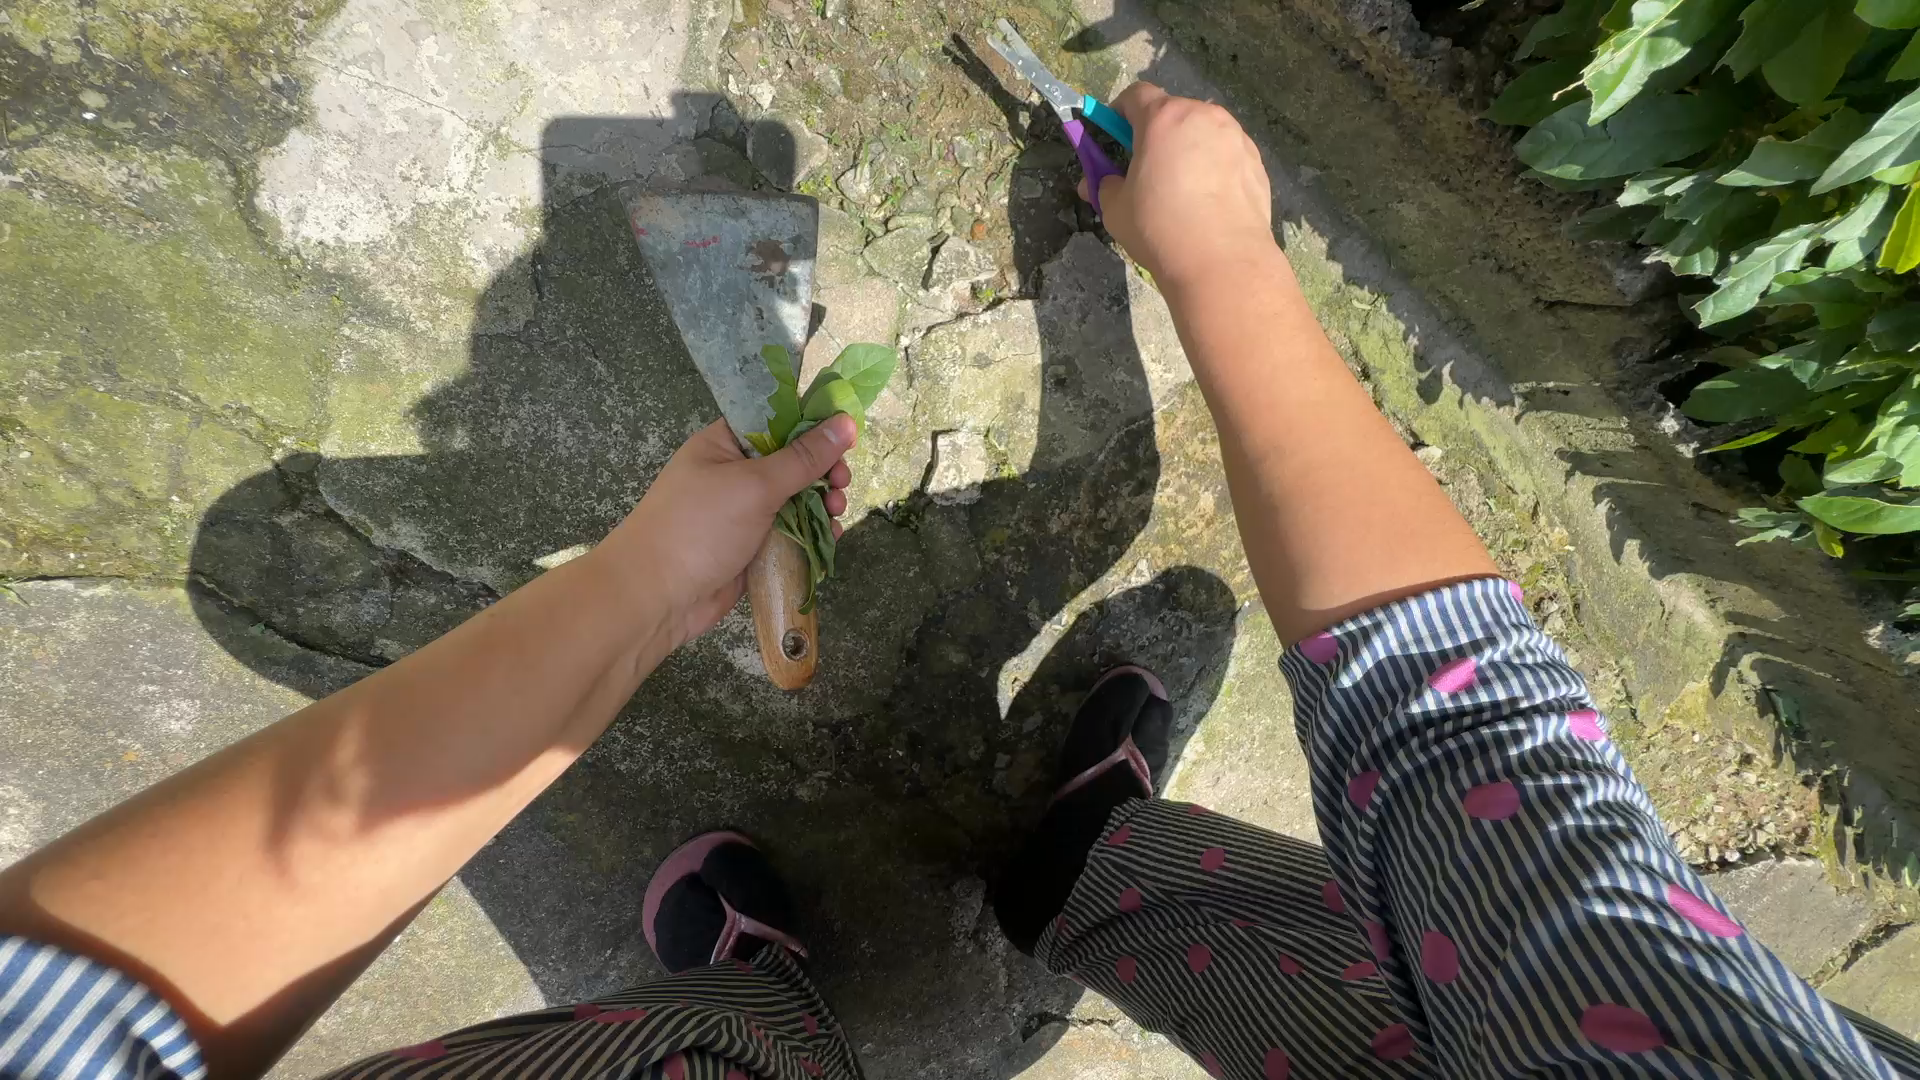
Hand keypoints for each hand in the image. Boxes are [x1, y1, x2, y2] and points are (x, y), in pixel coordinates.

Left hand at [598, 414, 854, 646]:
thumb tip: (846, 422)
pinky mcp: (755, 544)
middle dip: (824, 471)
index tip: (845, 438)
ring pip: (799, 498)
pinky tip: (830, 536)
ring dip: (823, 502)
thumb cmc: (699, 527)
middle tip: (841, 484)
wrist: (656, 596)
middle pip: (795, 461)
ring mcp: (746, 511)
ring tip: (836, 513)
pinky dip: (814, 531)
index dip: (813, 426)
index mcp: (727, 444)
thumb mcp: (755, 485)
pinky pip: (794, 530)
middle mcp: (737, 473)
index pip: (778, 420)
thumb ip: (805, 458)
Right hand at [1082, 83, 1276, 292]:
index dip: (1120, 111)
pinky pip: (1226, 155)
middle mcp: (1202, 116)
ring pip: (1203, 133)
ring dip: (1188, 150)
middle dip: (1157, 135)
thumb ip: (1105, 188)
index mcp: (1163, 119)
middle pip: (1173, 113)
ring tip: (1182, 192)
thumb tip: (1097, 183)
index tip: (1113, 133)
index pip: (1136, 95)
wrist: (1219, 259)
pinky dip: (1214, 169)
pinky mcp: (1255, 160)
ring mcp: (1234, 135)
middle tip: (1147, 171)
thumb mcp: (1116, 211)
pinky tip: (1208, 204)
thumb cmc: (1158, 228)